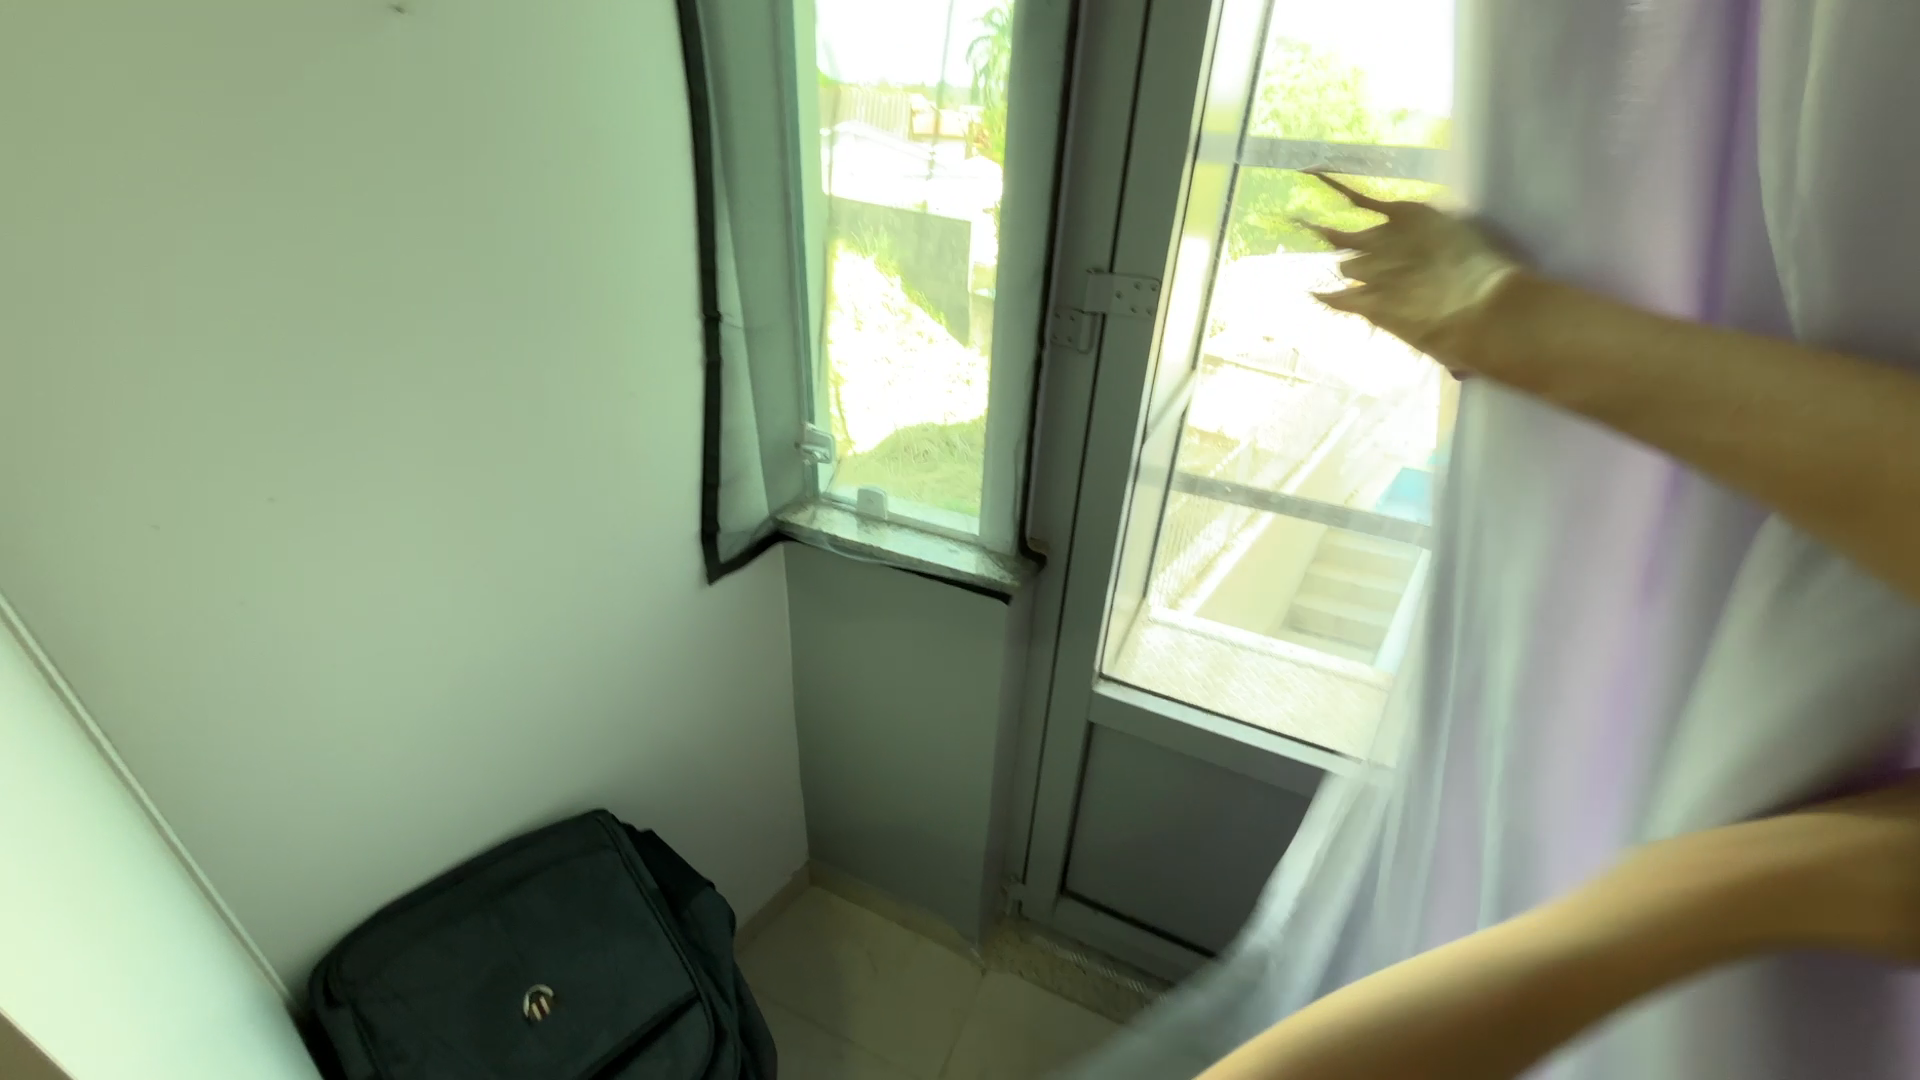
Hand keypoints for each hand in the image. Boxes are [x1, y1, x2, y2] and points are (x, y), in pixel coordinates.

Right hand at [1301, 172, 1521, 373]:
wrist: (1482, 309)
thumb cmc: (1460, 339)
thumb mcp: (1442, 349)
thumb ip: (1437, 348)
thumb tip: (1458, 367)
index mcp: (1368, 307)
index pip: (1335, 297)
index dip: (1330, 294)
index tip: (1315, 292)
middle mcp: (1366, 276)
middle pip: (1348, 266)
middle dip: (1353, 266)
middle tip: (1357, 262)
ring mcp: (1381, 245)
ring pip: (1347, 238)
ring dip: (1336, 234)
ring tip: (1301, 220)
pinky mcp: (1401, 217)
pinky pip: (1361, 198)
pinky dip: (1336, 184)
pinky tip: (1311, 173)